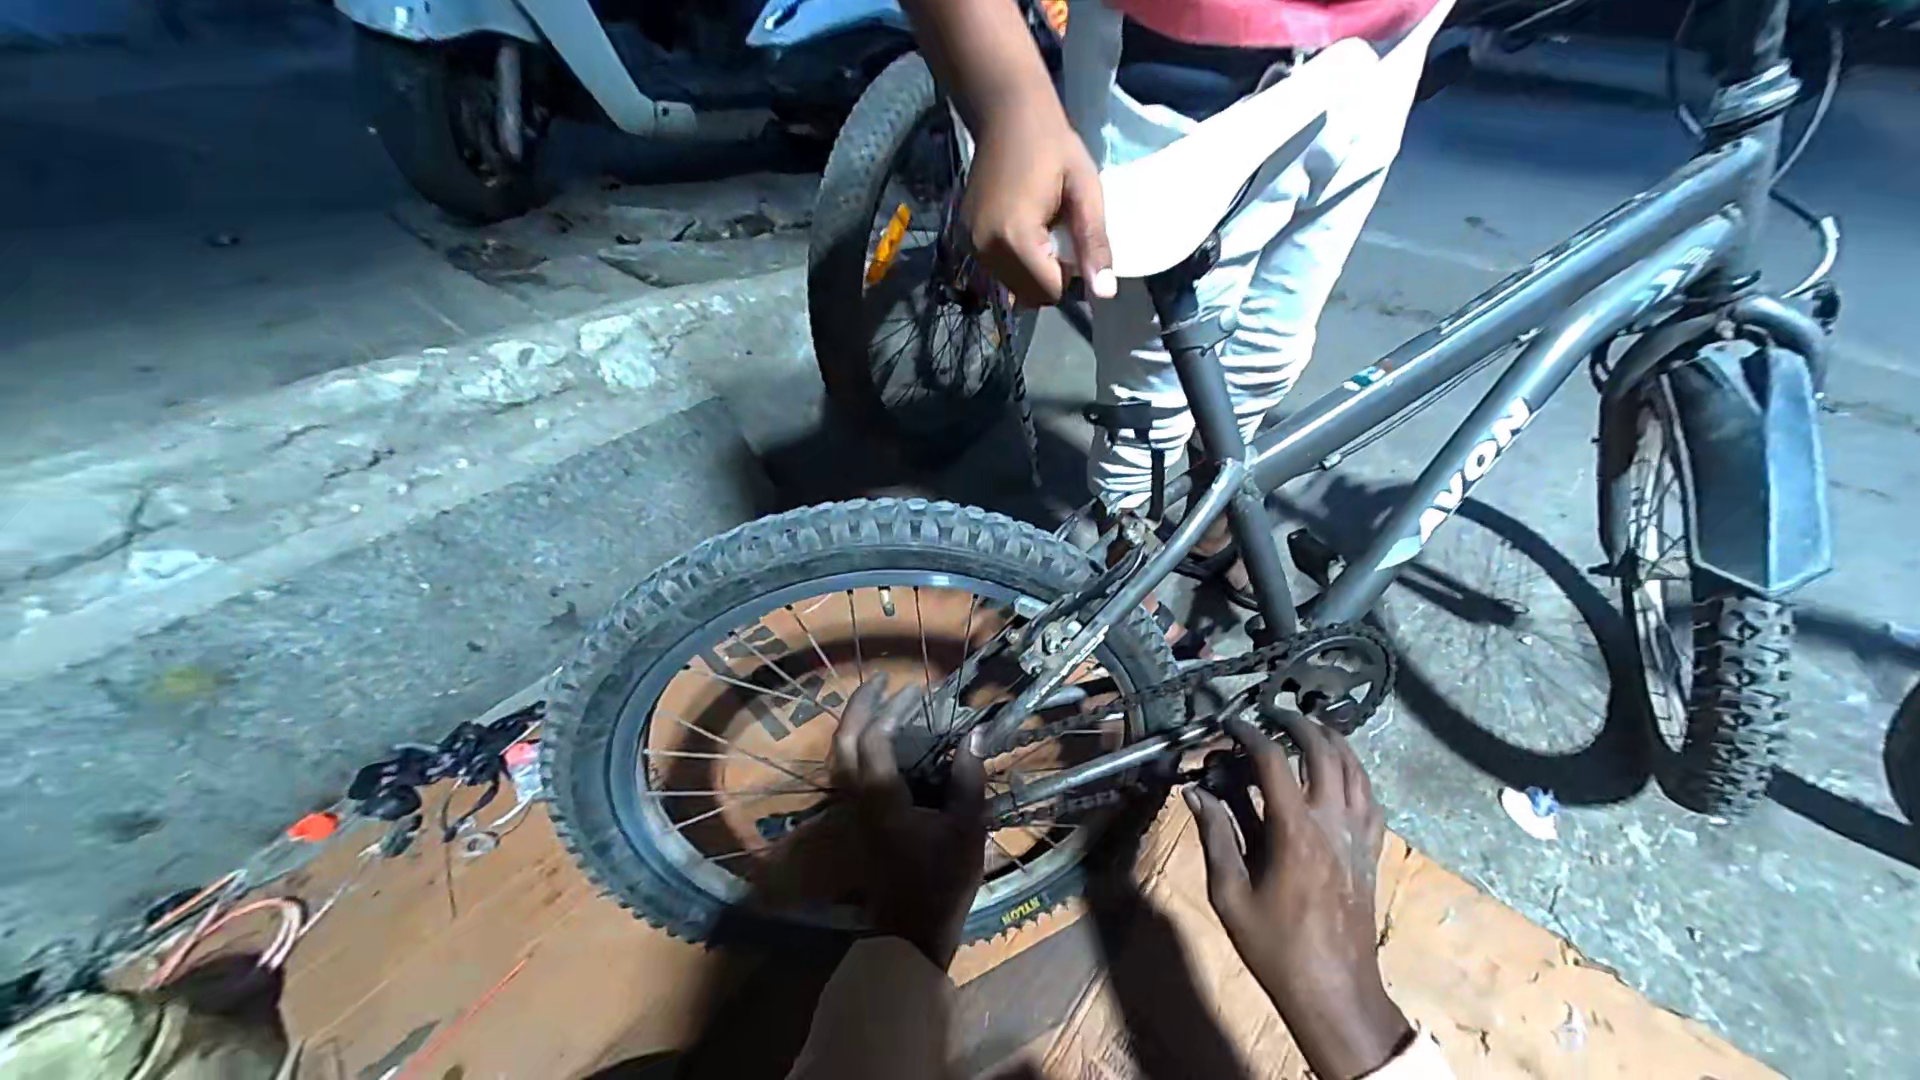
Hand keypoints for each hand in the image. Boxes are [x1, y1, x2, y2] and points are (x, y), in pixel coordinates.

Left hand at [831, 673, 987, 968]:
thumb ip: (968, 778)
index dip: (893, 709)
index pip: (874, 739)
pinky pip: (847, 769)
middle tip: (883, 681)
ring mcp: (853, 810)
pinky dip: (858, 743)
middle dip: (860, 705)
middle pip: (844, 741)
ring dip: (855, 722)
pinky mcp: (857, 819)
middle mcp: (859, 798)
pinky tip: (881, 739)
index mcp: (883, 797)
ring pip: (839, 756)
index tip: (919, 692)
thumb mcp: (967, 829)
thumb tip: (973, 734)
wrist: (910, 931)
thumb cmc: (941, 880)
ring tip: (878, 702)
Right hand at [962, 101, 1115, 306]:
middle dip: (1049, 277)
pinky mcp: (965, 241)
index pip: (1049, 291)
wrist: (1005, 113)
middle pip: (1029, 296)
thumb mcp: (1086, 191)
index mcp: (1014, 238)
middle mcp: (986, 250)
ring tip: (1038, 231)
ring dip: (1032, 272)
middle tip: (1055, 235)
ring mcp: (971, 247)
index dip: (1068, 275)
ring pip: (1014, 289)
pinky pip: (999, 273)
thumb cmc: (1052, 145)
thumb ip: (1094, 244)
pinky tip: (1019, 230)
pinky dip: (1015, 264)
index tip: (1069, 239)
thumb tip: (1105, 294)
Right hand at [1184, 716, 1410, 1079]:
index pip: (1273, 761)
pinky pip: (1372, 801)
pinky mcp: (1372, 853)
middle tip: (1275, 714)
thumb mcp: (1230, 893)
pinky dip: (1357, 775)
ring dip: (1334, 742)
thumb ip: (1215, 836)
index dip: (1249, 734)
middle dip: (1300, 725)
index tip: (1230, 724)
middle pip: (1325, 754)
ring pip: (1357, 772)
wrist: (1335, 993)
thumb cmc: (1275, 945)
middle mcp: (1333, 825)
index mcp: (1295, 831)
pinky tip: (1343, 772)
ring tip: (1312, 727)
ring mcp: (1359, 838)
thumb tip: (1195, 792)